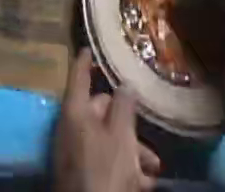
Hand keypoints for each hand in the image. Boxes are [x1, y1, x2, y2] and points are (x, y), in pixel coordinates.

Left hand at [52, 52, 160, 191]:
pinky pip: (105, 160)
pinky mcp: (81, 174)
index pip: (78, 74)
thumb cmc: (105, 170)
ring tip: (153, 166)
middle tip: (147, 126)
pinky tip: (144, 180)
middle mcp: (71, 126)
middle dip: (126, 119)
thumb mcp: (121, 135)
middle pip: (99, 109)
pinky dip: (124, 165)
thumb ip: (124, 106)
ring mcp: (74, 151)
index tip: (91, 46)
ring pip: (107, 138)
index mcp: (75, 110)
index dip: (86, 59)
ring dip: (131, 148)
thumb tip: (125, 84)